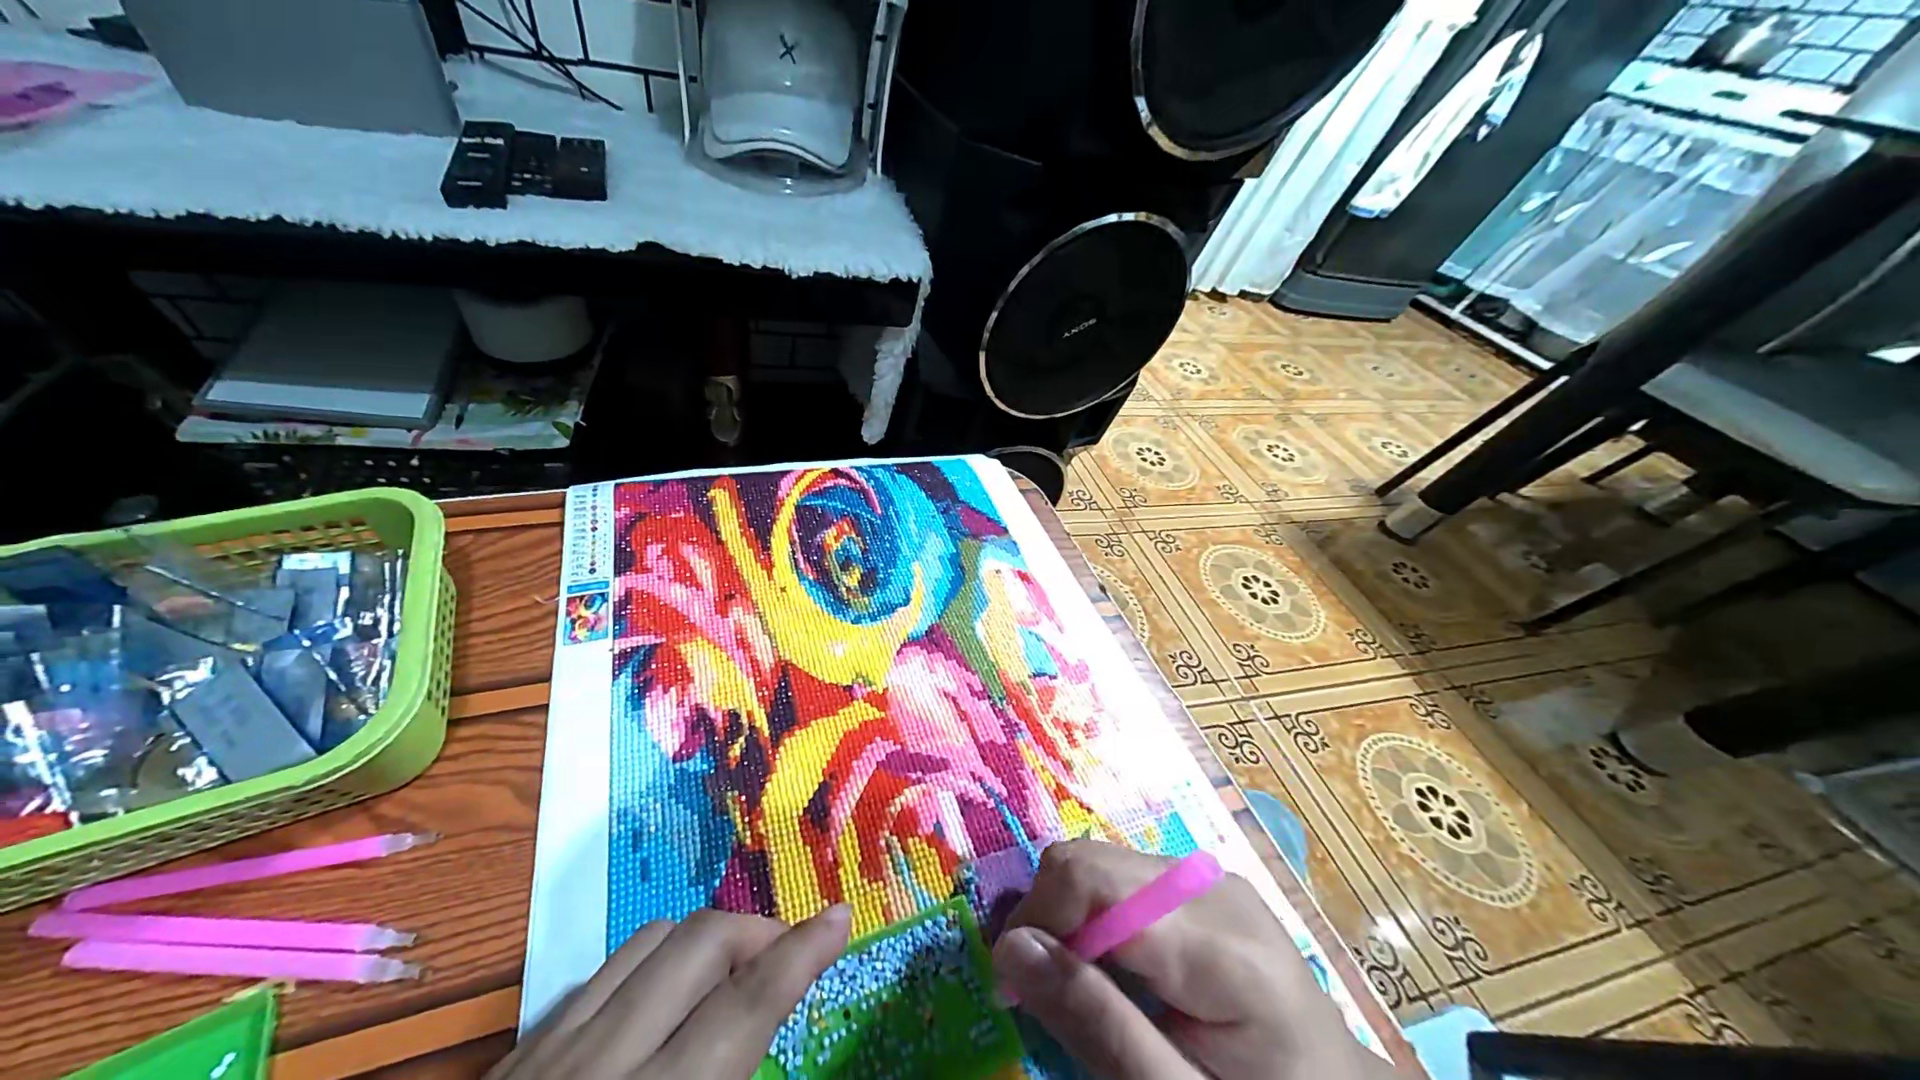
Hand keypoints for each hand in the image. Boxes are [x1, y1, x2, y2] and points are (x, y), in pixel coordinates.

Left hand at [487, 905, 850, 1079]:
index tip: (841, 917)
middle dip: (761, 933)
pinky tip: (665, 1001)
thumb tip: (759, 1045)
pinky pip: (604, 969)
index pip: (745, 1008)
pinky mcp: (516, 1053)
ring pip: (652, 939)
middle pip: (700, 945)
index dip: (801, 954)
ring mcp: (547, 1053)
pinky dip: (656, 963)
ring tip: (735, 971)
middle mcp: (598, 1067)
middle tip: (791, 956)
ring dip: (709, 940)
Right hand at [992, 840, 1393, 1079]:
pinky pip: (1118, 878)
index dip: (1035, 924)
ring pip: (1096, 864)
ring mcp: (1208, 878)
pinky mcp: (1198, 882)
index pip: (1092, 881)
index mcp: (1221, 944)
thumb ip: (1096, 1024)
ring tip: (1083, 988)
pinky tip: (1113, 969)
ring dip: (1068, 921)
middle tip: (1046, 997)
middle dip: (1047, 921)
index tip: (1016, 992)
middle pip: (1089, 862)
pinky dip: (1094, 918)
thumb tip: (1009, 947)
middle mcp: (1212, 886)